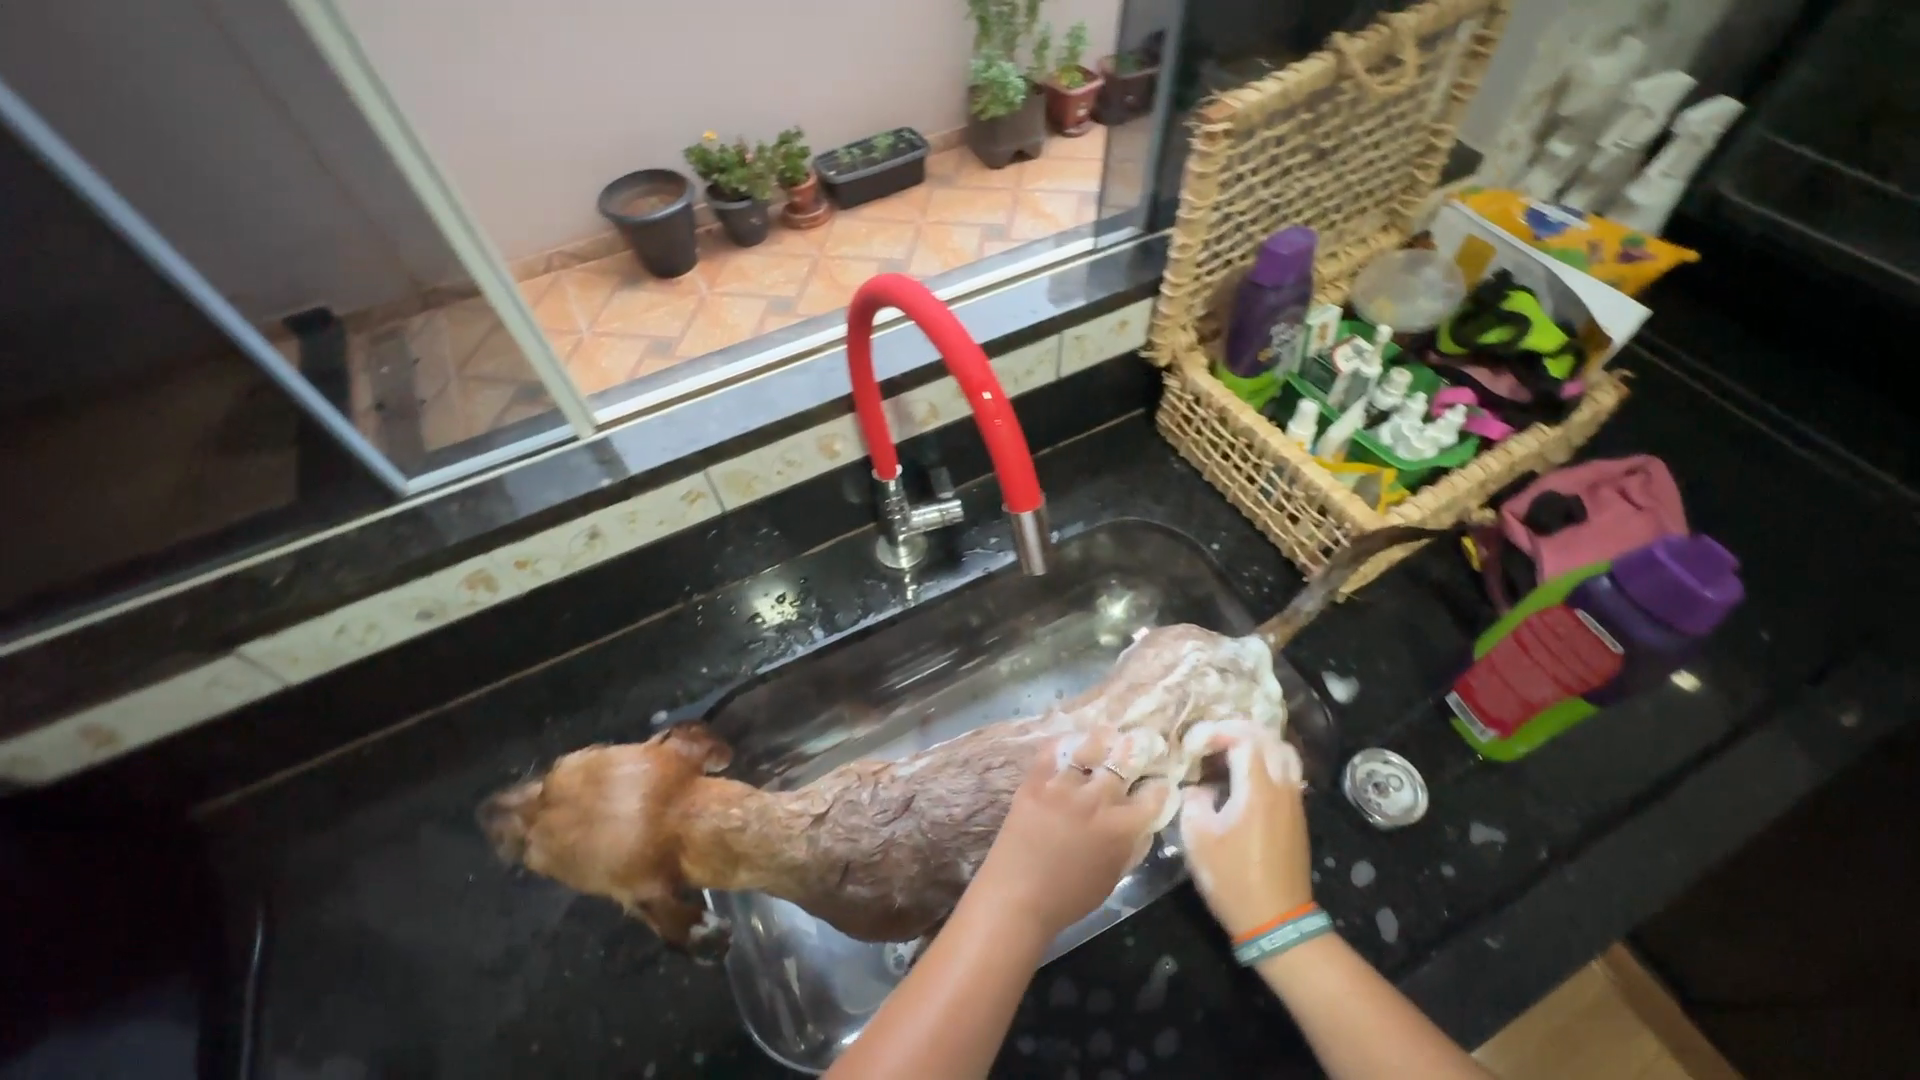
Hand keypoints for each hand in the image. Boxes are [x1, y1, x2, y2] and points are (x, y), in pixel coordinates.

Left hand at [970, 729, 1169, 940]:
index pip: (1154, 794)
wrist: (1016, 897)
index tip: (1157, 781)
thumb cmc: (1069, 898)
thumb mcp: (1115, 876)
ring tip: (1108, 736)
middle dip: (1137, 750)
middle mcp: (1097, 799)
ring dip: (1103, 740)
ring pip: (1091, 746)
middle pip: (1125, 760)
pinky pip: (1053, 751)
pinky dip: (1065, 744)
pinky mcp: (1036, 781)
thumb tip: (1142, 824)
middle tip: (1139, 743)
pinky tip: (1071, 744)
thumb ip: (1132, 846)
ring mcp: (1064, 786)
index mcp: (1122, 827)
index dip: (1159, 786)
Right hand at [1178, 721, 1312, 939]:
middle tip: (1212, 741)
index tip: (1195, 744)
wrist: (1276, 921)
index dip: (1219, 731)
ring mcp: (1294, 803)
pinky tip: (1243, 780)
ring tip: (1228, 755)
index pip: (1246, 738)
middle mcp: (1282, 789)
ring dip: (1257, 746)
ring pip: (1284, 756)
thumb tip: (1199, 788)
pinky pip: (1286, 775)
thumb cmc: (1232, 879)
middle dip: (1240, 731)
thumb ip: (1194, 801)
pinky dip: (1266, 764)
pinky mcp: (1297, 818)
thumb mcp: (1198, 839)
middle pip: (1271, 740)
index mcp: (1259, 790)